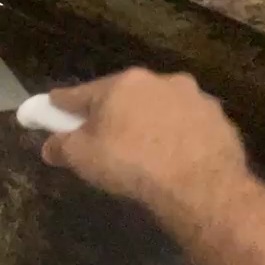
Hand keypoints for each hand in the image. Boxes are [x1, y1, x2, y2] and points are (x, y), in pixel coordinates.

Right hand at [40, 69, 250, 223]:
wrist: (199, 183)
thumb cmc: (130, 163)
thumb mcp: (79, 157)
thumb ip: (60, 146)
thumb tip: (51, 145)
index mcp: (121, 85)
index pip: (77, 93)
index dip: (58, 105)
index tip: (48, 110)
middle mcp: (158, 81)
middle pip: (119, 97)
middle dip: (106, 114)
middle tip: (96, 139)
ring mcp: (193, 96)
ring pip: (154, 108)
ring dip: (141, 122)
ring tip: (136, 152)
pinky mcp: (216, 117)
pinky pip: (181, 123)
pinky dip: (169, 135)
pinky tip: (165, 158)